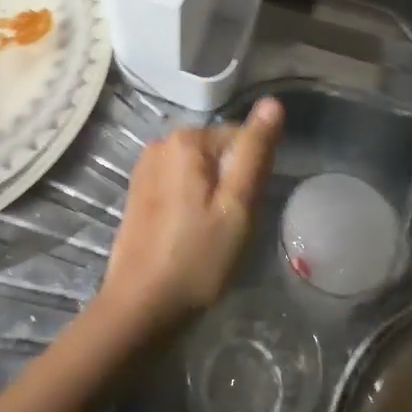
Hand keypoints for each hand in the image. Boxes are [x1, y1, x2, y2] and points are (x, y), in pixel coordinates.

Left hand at [96, 97, 284, 328]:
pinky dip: (192, 205)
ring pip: (200, 172)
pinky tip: (191, 237)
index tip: (245, 212)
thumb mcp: (237, 206)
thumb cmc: (197, 259)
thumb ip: (255, 152)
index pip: (241, 139)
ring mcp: (145, 168)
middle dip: (231, 186)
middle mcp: (161, 143)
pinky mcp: (138, 193)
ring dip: (213, 197)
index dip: (251, 176)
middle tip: (230, 228)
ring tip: (210, 236)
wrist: (140, 308)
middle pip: (219, 154)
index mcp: (186, 140)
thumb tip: (273, 103)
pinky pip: (180, 186)